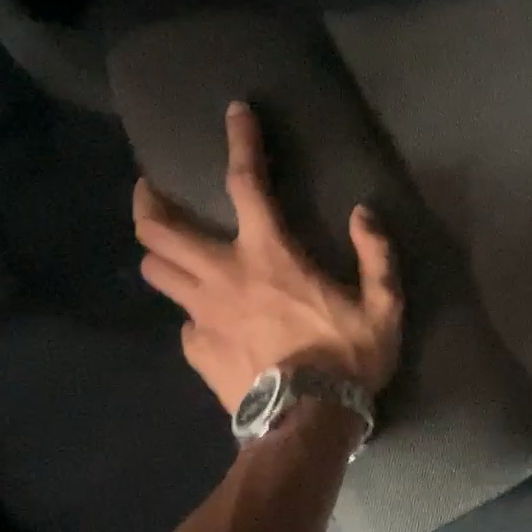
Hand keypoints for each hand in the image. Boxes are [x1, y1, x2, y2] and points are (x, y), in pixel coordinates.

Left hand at [132, 101, 403, 412]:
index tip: (234, 111)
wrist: (308, 420)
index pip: (247, 181)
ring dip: (158, 256)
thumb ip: (376, 256)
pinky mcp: (197, 349)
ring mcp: (202, 314)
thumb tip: (364, 213)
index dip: (241, 141)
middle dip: (147, 202)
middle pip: (158, 229)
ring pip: (155, 271)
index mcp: (270, 255)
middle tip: (151, 193)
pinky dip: (192, 314)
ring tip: (167, 253)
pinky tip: (207, 322)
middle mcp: (222, 274)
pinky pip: (182, 322)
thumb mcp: (384, 307)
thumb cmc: (347, 359)